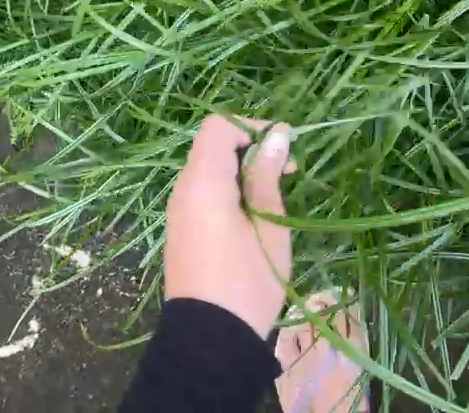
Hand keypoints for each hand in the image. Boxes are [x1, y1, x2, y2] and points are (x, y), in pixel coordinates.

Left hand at [163, 113, 293, 335]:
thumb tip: (277, 133)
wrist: (210, 343)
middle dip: (252, 148)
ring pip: (211, 169)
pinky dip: (230, 190)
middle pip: (214, 145)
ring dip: (243, 170)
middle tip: (288, 169)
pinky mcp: (183, 232)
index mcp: (203, 181)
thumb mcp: (268, 221)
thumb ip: (267, 173)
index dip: (251, 126)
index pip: (219, 126)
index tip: (282, 145)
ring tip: (277, 193)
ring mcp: (180, 213)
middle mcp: (184, 190)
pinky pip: (205, 193)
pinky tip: (256, 215)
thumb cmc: (247, 277)